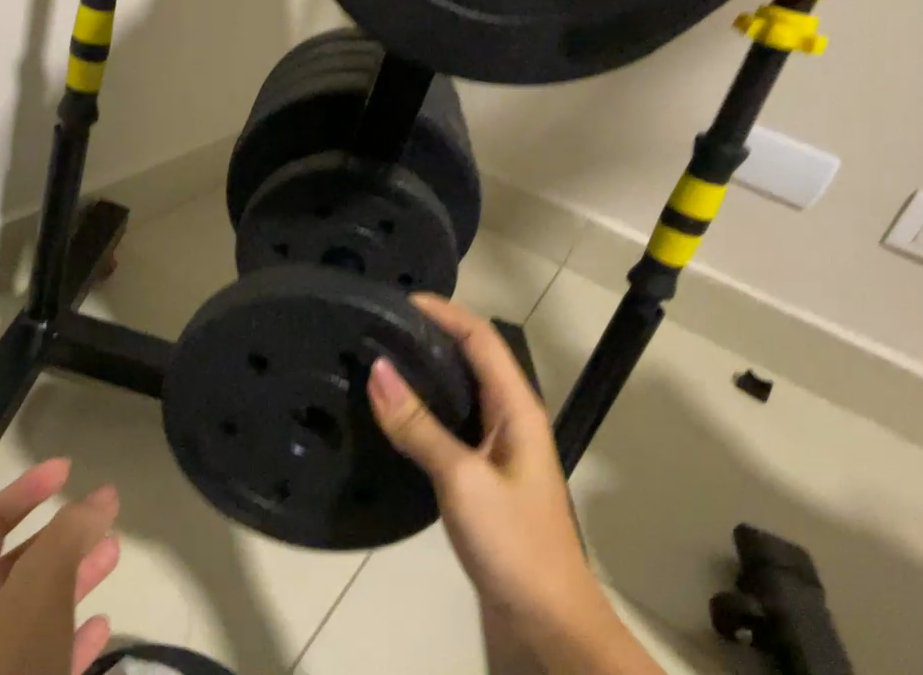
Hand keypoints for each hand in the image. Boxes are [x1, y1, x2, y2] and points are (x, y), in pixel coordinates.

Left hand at [0, 459, 122, 674]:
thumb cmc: (10, 667)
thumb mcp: (38, 589)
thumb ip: (67, 537)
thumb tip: (97, 496)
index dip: (25, 490)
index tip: (68, 469)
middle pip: (19, 562)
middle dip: (62, 533)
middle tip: (104, 513)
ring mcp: (1, 667)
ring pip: (41, 606)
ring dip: (77, 575)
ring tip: (114, 553)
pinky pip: (54, 654)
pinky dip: (79, 634)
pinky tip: (105, 626)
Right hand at [367, 295, 660, 674]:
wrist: (547, 621)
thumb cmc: (514, 544)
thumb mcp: (462, 480)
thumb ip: (419, 425)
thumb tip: (377, 369)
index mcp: (517, 409)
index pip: (481, 338)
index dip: (444, 312)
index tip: (396, 300)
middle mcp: (510, 419)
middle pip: (471, 359)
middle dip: (430, 336)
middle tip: (376, 329)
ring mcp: (497, 449)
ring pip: (459, 393)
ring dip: (425, 373)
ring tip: (376, 363)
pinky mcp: (482, 476)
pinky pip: (450, 425)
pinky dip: (423, 410)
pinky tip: (393, 418)